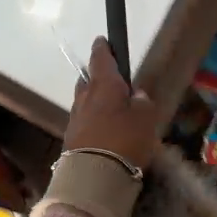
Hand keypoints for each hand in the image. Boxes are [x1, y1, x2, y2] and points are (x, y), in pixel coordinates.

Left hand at [65, 38, 161, 171]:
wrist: (95, 175)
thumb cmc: (125, 140)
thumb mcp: (145, 120)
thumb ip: (142, 103)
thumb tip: (136, 94)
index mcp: (104, 85)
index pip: (100, 59)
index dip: (103, 48)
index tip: (103, 41)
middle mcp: (84, 97)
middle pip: (88, 81)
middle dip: (97, 79)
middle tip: (109, 82)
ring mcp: (75, 119)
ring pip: (84, 103)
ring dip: (93, 103)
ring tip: (108, 111)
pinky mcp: (71, 140)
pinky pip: (82, 124)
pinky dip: (91, 123)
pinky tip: (101, 133)